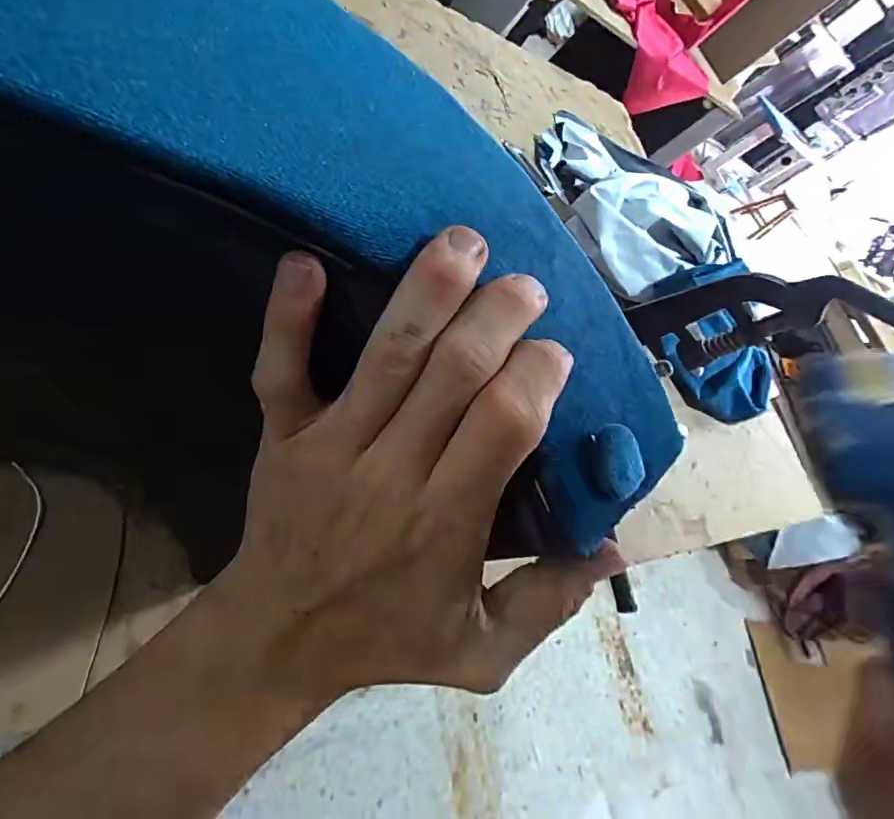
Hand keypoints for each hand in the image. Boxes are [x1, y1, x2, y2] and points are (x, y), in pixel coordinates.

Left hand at [204, 226, 624, 701]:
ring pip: (386, 356)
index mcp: (445, 522)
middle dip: (496, 317)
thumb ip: (551, 601)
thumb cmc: (386, 637)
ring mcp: (329, 447)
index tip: (555, 350)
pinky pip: (280, 369)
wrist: (278, 638)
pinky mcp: (280, 434)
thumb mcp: (482, 651)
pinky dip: (290, 316)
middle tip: (525, 283)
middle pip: (452, 374)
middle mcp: (390, 473)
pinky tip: (305, 260)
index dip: (535, 376)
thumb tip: (615, 544)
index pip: (504, 425)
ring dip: (427, 291)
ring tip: (463, 242)